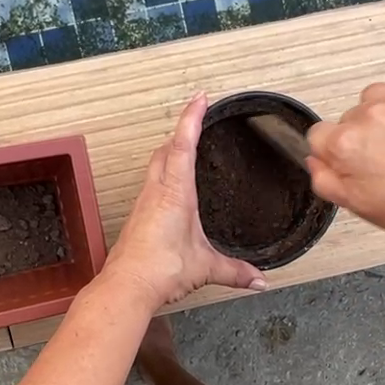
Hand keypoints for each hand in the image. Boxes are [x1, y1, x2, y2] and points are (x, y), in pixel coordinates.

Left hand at [102, 93, 266, 308]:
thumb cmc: (158, 270)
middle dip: (180, 131)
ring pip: (155, 166)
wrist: (125, 287)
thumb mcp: (205, 268)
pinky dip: (162, 175)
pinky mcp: (137, 217)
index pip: (183, 145)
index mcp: (175, 193)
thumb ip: (235, 272)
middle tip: (195, 118)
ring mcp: (143, 203)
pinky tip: (171, 189)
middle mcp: (156, 192)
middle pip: (165, 149)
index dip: (191, 119)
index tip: (200, 98)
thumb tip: (259, 281)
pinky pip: (150, 185)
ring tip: (184, 147)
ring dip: (169, 152)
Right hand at [306, 63, 384, 244]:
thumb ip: (325, 180)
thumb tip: (315, 160)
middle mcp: (368, 115)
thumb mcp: (358, 206)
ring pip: (376, 95)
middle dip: (363, 134)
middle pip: (350, 116)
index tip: (353, 160)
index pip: (319, 135)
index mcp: (345, 145)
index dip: (335, 151)